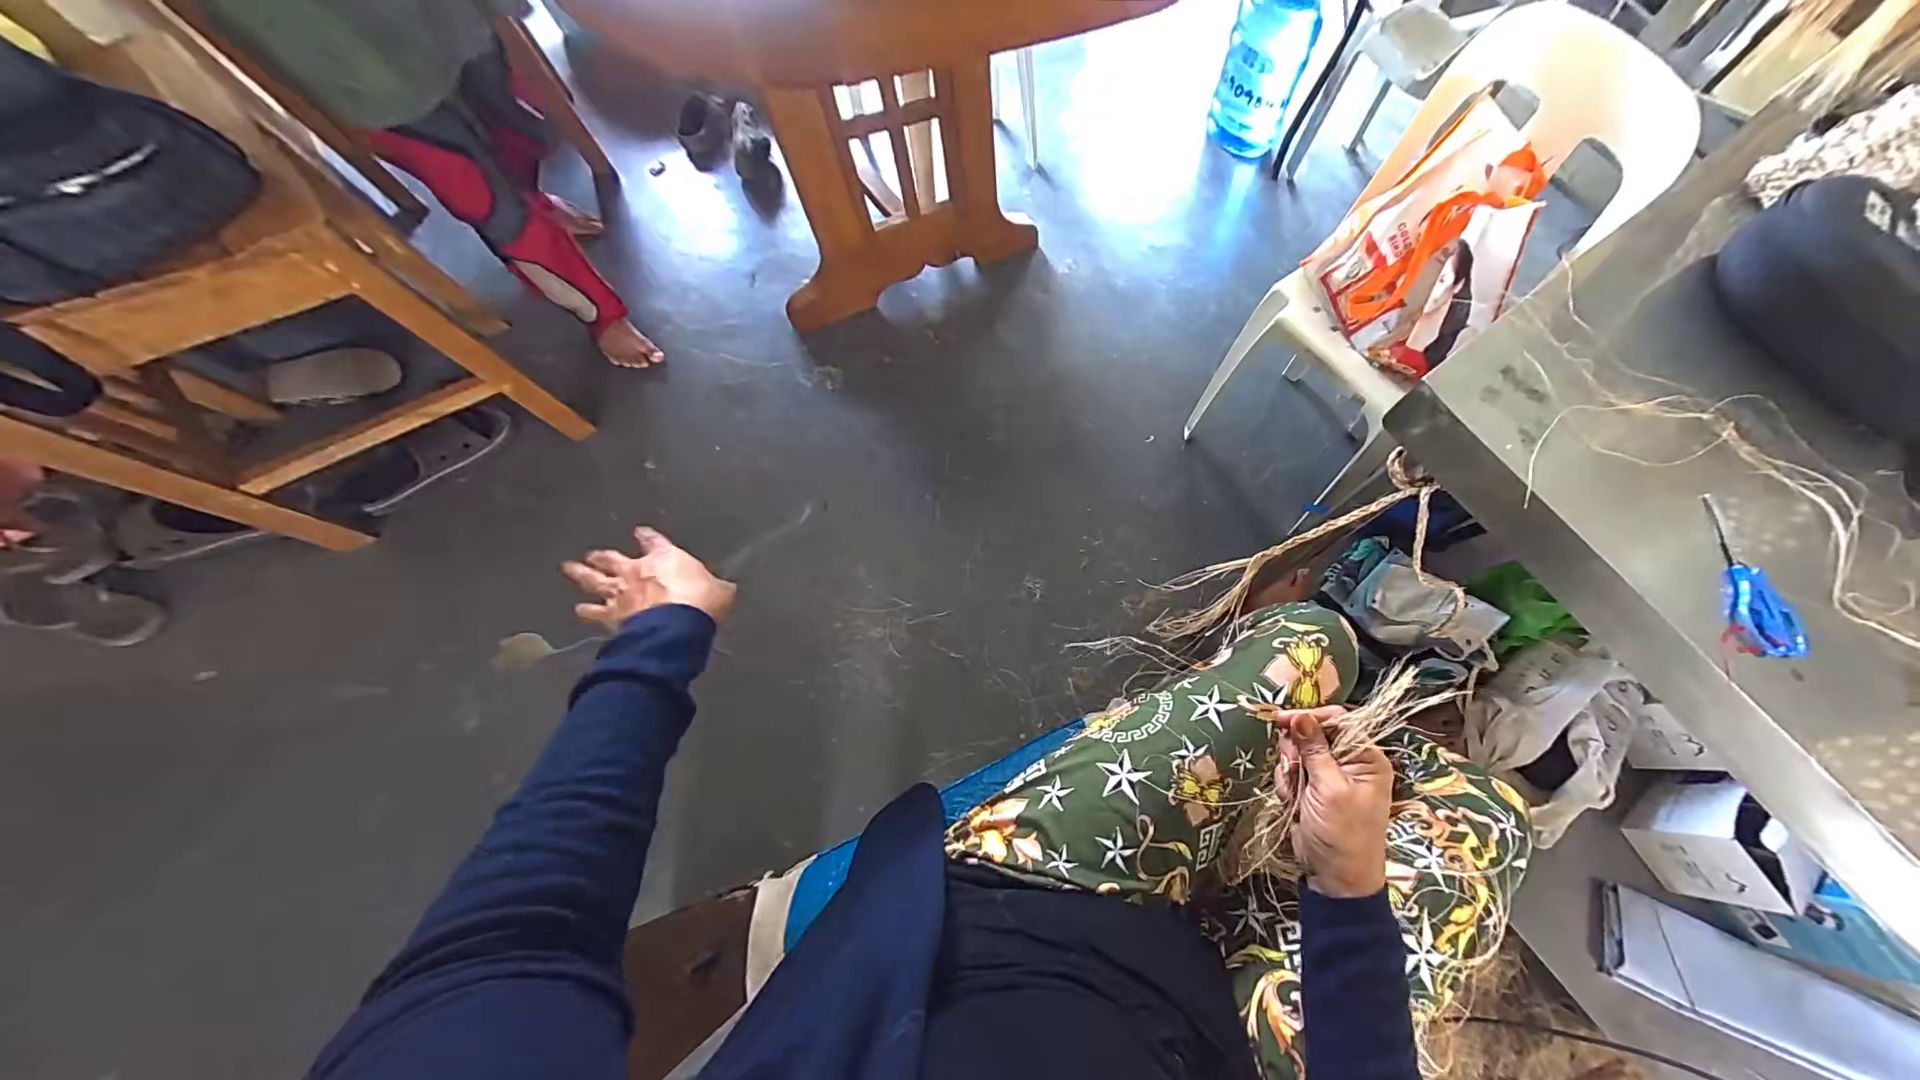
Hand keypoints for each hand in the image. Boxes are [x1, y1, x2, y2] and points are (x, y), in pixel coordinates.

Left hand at [561, 526, 735, 629]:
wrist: (676, 626)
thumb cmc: (701, 602)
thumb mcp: (720, 591)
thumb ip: (717, 587)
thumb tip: (726, 588)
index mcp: (665, 557)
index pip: (653, 541)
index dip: (646, 536)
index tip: (640, 532)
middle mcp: (636, 570)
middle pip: (612, 558)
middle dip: (602, 555)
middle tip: (592, 553)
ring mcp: (620, 592)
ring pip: (594, 579)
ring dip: (581, 574)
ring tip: (570, 569)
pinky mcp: (611, 615)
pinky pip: (594, 612)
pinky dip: (587, 611)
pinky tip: (579, 610)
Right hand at [1274, 705, 1393, 897]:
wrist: (1334, 877)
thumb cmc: (1343, 835)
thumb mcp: (1330, 789)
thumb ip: (1315, 751)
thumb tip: (1300, 715)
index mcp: (1366, 758)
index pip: (1338, 721)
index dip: (1310, 717)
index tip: (1282, 721)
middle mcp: (1349, 762)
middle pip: (1312, 733)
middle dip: (1297, 750)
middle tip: (1294, 769)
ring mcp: (1329, 775)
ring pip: (1296, 751)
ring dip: (1289, 770)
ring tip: (1296, 793)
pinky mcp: (1311, 787)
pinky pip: (1290, 770)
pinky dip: (1286, 783)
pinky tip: (1294, 802)